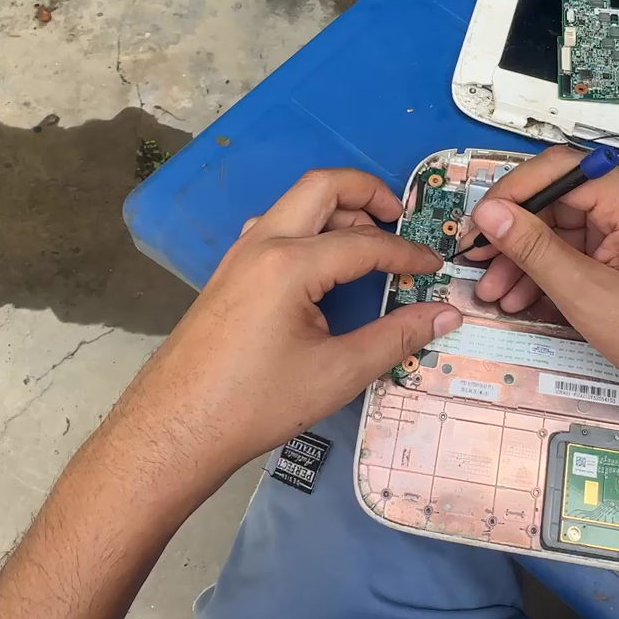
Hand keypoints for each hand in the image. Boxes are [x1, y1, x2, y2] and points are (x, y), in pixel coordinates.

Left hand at [119, 169, 462, 482]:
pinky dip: (309, 228)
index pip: (365, 242)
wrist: (172, 431)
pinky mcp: (229, 273)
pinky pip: (276, 227)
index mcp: (290, 263)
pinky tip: (323, 265)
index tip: (436, 267)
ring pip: (296, 204)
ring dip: (336, 209)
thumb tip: (446, 314)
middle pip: (323, 186)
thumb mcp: (337, 373)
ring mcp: (239, 255)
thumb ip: (397, 337)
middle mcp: (262, 243)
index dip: (408, 253)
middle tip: (401, 217)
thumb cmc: (256, 403)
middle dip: (368, 192)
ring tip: (369, 240)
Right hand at [466, 147, 618, 407]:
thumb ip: (535, 249)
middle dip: (517, 236)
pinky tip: (531, 298)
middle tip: (481, 266)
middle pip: (561, 202)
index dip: (512, 194)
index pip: (558, 169)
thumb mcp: (588, 293)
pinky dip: (560, 271)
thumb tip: (492, 213)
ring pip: (571, 230)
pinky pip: (590, 250)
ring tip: (500, 294)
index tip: (481, 225)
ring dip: (532, 260)